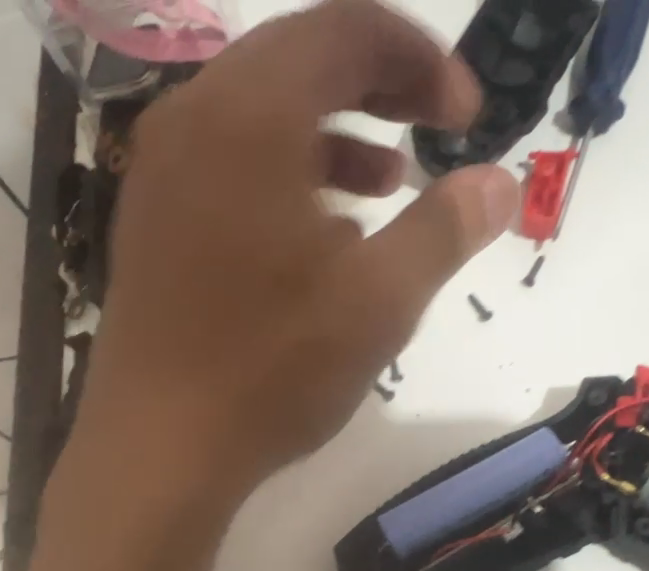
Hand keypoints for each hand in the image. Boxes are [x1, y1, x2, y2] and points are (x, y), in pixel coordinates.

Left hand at [78, 0, 518, 499]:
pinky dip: (283, 172)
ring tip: (388, 184)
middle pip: (297, 59)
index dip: (421, 60)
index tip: (467, 118)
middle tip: (436, 129)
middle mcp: (192, 120)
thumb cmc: (270, 372)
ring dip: (333, 132)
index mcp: (250, 116)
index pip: (347, 31)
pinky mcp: (148, 221)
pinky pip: (224, 162)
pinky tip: (322, 234)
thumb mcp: (378, 302)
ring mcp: (158, 172)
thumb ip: (444, 229)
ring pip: (258, 114)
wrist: (156, 450)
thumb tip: (500, 184)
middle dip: (379, 85)